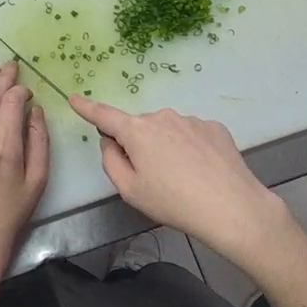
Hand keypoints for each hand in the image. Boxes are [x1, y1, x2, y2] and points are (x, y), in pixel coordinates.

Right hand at [68, 96, 299, 267]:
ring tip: (183, 178)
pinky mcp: (215, 127)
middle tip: (151, 178)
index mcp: (136, 131)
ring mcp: (191, 120)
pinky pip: (191, 135)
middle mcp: (162, 117)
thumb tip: (111, 142)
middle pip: (139, 128)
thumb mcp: (130, 190)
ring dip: (166, 147)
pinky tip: (202, 171)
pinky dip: (190, 149)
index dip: (87, 107)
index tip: (74, 98)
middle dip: (138, 145)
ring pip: (167, 131)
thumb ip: (111, 161)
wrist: (232, 208)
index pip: (104, 115)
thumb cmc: (173, 203)